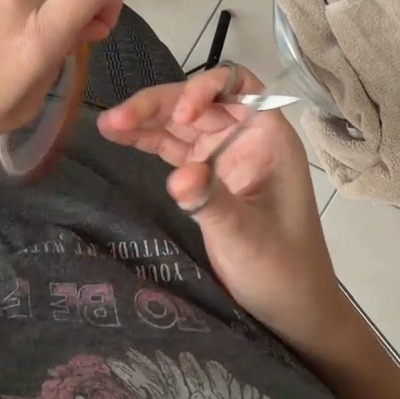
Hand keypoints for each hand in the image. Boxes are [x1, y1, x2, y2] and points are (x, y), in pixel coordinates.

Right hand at [97, 65, 339, 347]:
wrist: (292, 312)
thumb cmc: (284, 270)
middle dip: (158, 105)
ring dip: (143, 118)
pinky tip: (117, 135)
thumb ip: (213, 202)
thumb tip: (176, 178)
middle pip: (197, 101)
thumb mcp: (249, 237)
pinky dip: (144, 138)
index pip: (239, 86)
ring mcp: (220, 152)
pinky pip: (169, 144)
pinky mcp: (202, 172)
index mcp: (267, 135)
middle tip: (117, 118)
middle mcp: (243, 135)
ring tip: (107, 124)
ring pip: (177, 120)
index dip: (207, 87)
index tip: (181, 115)